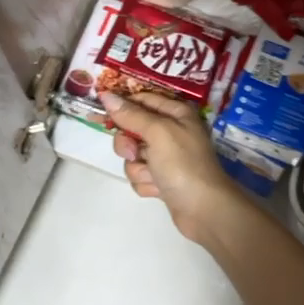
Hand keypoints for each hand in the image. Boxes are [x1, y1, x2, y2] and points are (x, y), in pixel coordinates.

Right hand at [101, 91, 255, 246]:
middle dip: (128, 145)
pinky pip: (139, 175)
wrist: (203, 209)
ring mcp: (166, 157)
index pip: (141, 99)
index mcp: (176, 113)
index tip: (99, 111)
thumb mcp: (158, 132)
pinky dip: (145, 183)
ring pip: (133, 156)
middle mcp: (171, 131)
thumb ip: (131, 115)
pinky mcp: (162, 179)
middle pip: (132, 129)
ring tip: (154, 176)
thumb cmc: (183, 164)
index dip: (121, 105)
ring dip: (138, 168)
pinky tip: (159, 190)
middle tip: (135, 153)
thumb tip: (106, 95)